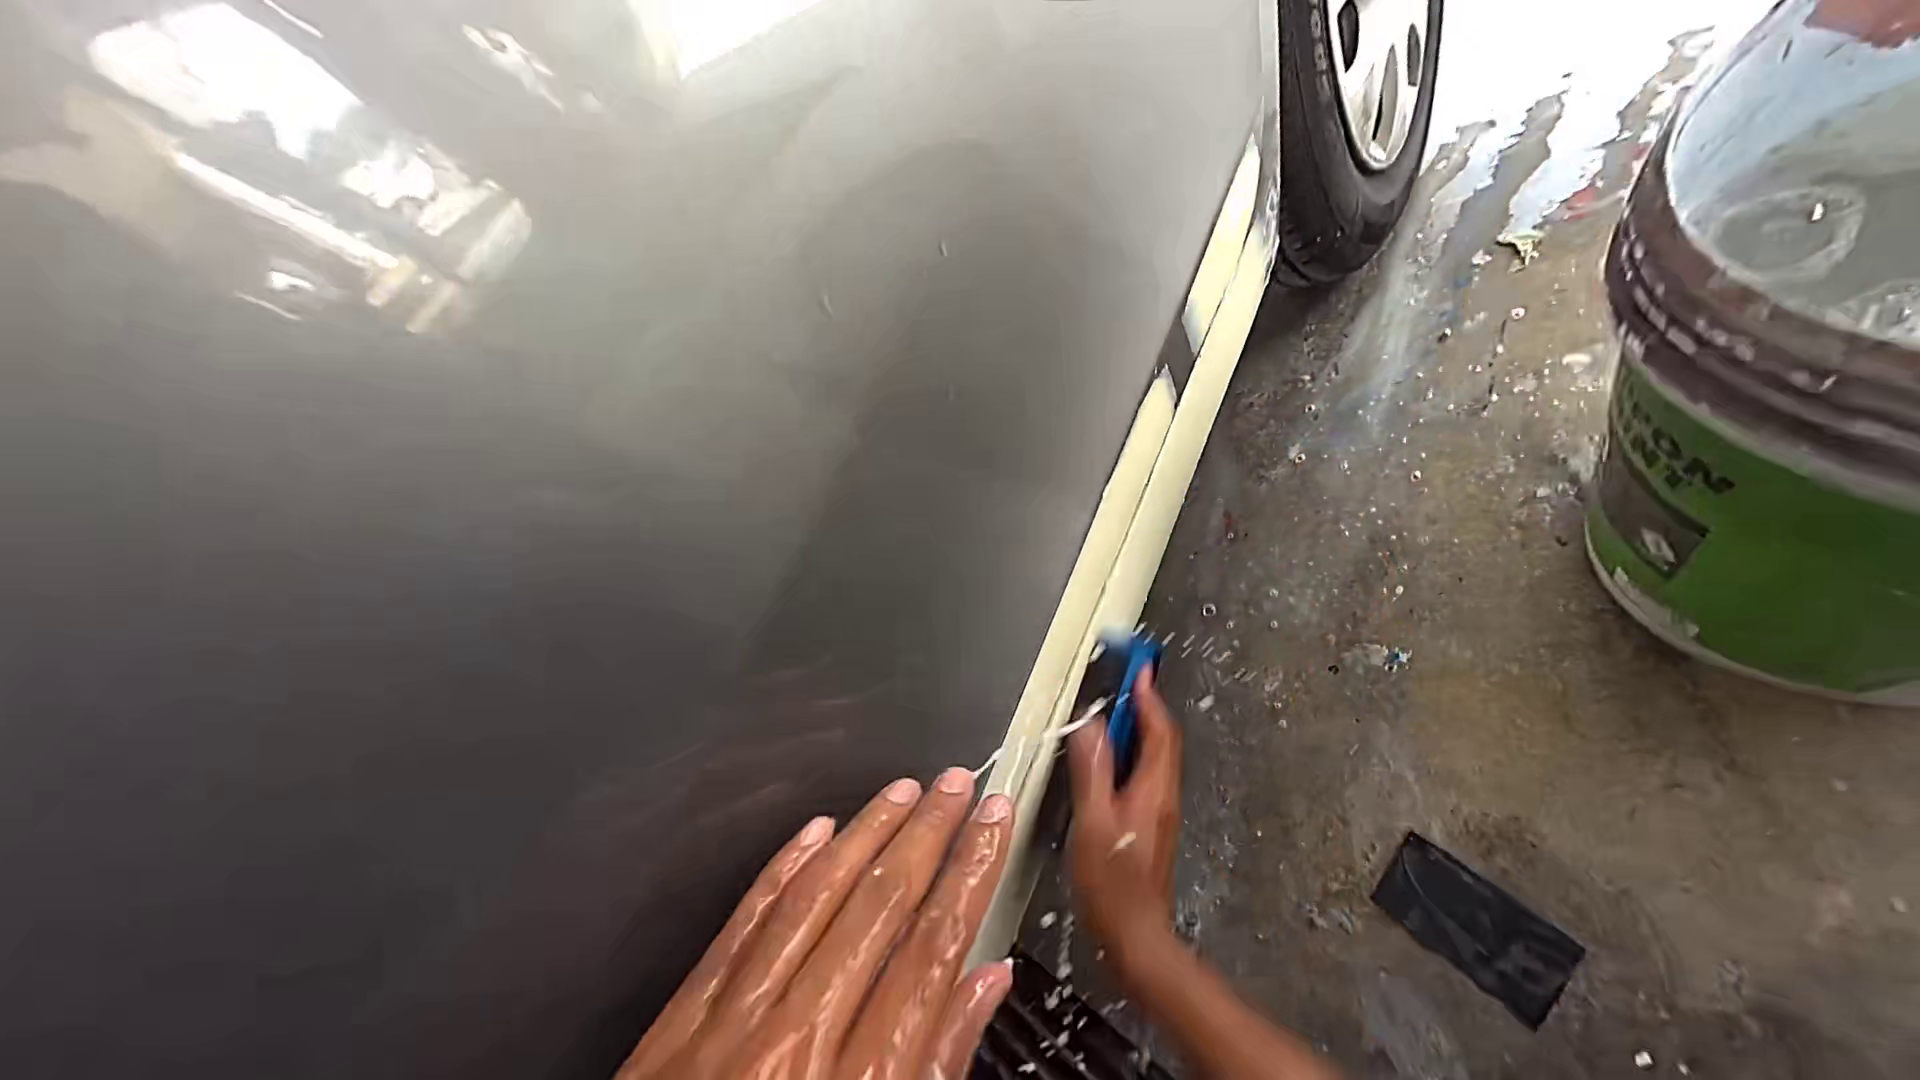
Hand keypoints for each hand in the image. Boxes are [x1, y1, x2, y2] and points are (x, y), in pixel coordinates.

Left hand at [618, 768, 1014, 1079]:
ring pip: (814, 898)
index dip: (970, 870)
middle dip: (927, 833)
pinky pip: (742, 924)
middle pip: (878, 907)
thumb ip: (941, 1064)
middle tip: (954, 783)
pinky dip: (783, 870)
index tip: (992, 818)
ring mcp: (732, 1026)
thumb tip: (986, 979)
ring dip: (865, 833)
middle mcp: (798, 1044)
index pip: (933, 948)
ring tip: (902, 791)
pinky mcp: (683, 1022)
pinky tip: (816, 829)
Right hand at [1065, 666, 1182, 968]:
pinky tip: (1109, 753)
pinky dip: (1131, 749)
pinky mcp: (1150, 819)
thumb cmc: (1112, 884)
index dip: (1148, 695)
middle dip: (1144, 704)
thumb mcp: (1092, 821)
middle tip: (1123, 680)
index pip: (1159, 729)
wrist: (1135, 934)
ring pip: (1154, 753)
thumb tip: (1089, 725)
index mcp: (1153, 787)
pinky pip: (1145, 769)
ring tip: (1112, 707)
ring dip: (1136, 725)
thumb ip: (1091, 769)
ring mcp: (1159, 807)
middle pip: (1161, 737)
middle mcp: (1163, 793)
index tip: (1138, 668)